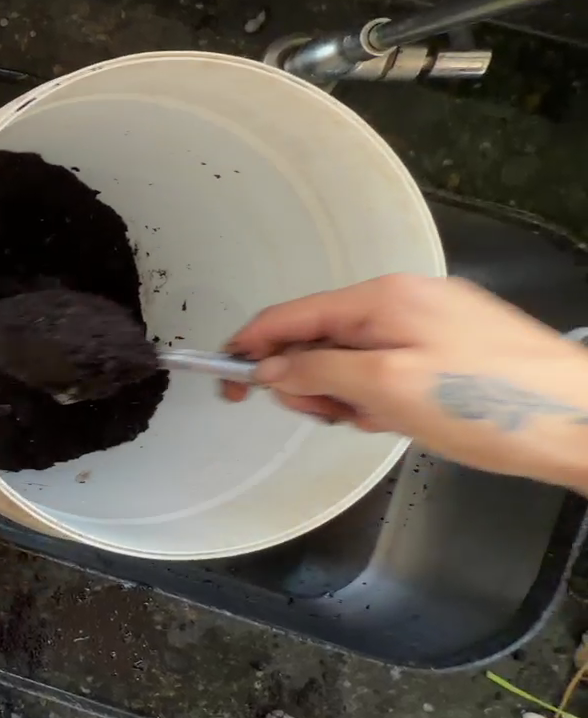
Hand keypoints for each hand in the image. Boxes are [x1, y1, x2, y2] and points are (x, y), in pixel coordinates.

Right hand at [223, 273, 587, 488]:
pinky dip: (373, 390)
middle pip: (313, 337)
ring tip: (371, 418)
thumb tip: (267, 370)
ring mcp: (429, 321)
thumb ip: (313, 372)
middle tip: (325, 415)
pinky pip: (381, 362)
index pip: (284, 318)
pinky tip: (396, 413)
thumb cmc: (489, 403)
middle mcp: (400, 300)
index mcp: (380, 298)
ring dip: (340, 390)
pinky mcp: (451, 345)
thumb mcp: (384, 387)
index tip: (227, 387)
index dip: (246, 350)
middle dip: (304, 378)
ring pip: (345, 354)